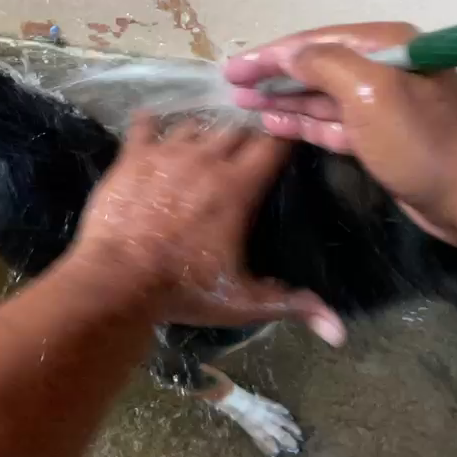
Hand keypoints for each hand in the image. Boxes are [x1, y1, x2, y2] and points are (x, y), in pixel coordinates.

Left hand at [62, 115, 345, 343]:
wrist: (117, 279)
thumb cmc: (182, 289)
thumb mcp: (241, 302)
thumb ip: (292, 305)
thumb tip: (340, 333)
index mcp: (237, 187)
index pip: (273, 144)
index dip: (282, 140)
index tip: (287, 143)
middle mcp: (204, 160)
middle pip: (235, 129)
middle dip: (244, 137)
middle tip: (244, 153)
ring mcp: (165, 154)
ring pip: (194, 125)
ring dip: (203, 133)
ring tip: (203, 146)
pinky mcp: (132, 156)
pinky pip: (144, 124)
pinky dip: (152, 124)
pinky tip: (153, 125)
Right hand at [222, 22, 456, 241]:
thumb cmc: (422, 140)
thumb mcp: (369, 91)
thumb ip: (324, 64)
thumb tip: (288, 54)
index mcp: (385, 46)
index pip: (314, 42)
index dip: (270, 54)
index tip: (233, 68)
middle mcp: (383, 69)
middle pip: (314, 67)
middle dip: (272, 75)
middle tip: (231, 86)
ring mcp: (382, 105)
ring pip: (319, 97)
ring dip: (282, 98)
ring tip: (244, 103)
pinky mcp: (380, 138)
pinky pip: (330, 123)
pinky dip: (301, 121)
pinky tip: (274, 122)